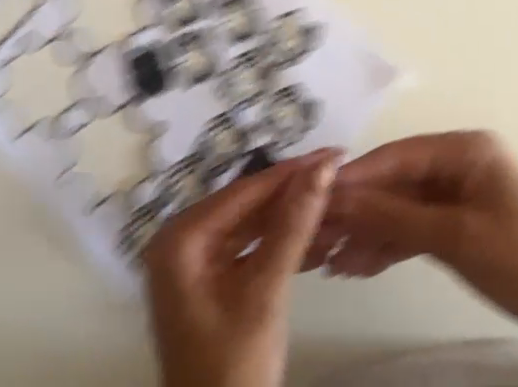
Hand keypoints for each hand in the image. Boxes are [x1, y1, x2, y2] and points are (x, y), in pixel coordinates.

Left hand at [143, 148, 339, 386]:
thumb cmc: (234, 366)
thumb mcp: (265, 292)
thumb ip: (292, 227)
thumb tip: (322, 168)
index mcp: (179, 238)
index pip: (244, 192)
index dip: (292, 172)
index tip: (333, 152)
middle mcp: (178, 242)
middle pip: (245, 207)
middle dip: (293, 195)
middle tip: (339, 174)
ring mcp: (190, 265)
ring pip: (248, 229)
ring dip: (290, 222)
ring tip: (336, 205)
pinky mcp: (206, 285)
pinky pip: (245, 253)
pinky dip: (277, 249)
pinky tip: (316, 242)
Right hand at [317, 132, 517, 345]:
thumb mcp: (455, 238)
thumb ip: (392, 217)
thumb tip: (333, 198)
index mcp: (466, 150)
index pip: (396, 157)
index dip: (354, 178)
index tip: (313, 198)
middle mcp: (462, 164)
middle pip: (395, 183)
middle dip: (358, 211)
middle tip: (319, 236)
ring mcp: (463, 196)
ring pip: (403, 208)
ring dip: (370, 233)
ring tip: (334, 260)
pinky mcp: (466, 226)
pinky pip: (418, 228)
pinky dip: (392, 245)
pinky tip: (361, 265)